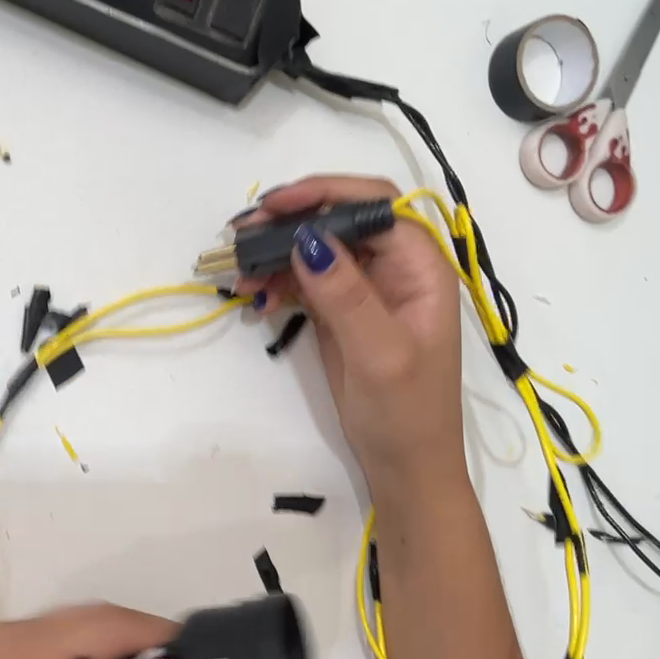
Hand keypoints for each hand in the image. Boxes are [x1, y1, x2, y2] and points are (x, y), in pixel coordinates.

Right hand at [239, 176, 465, 488]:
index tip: (272, 207)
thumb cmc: (407, 410)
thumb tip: (308, 240)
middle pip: (339, 221)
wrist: (402, 462)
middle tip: (240, 235)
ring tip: (238, 273)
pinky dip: (276, 283)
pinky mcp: (340, 312)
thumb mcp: (380, 353)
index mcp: (421, 267)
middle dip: (289, 223)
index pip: (374, 206)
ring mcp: (364, 290)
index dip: (324, 196)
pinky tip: (253, 297)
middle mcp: (394, 269)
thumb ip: (346, 294)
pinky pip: (304, 282)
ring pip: (315, 250)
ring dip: (275, 255)